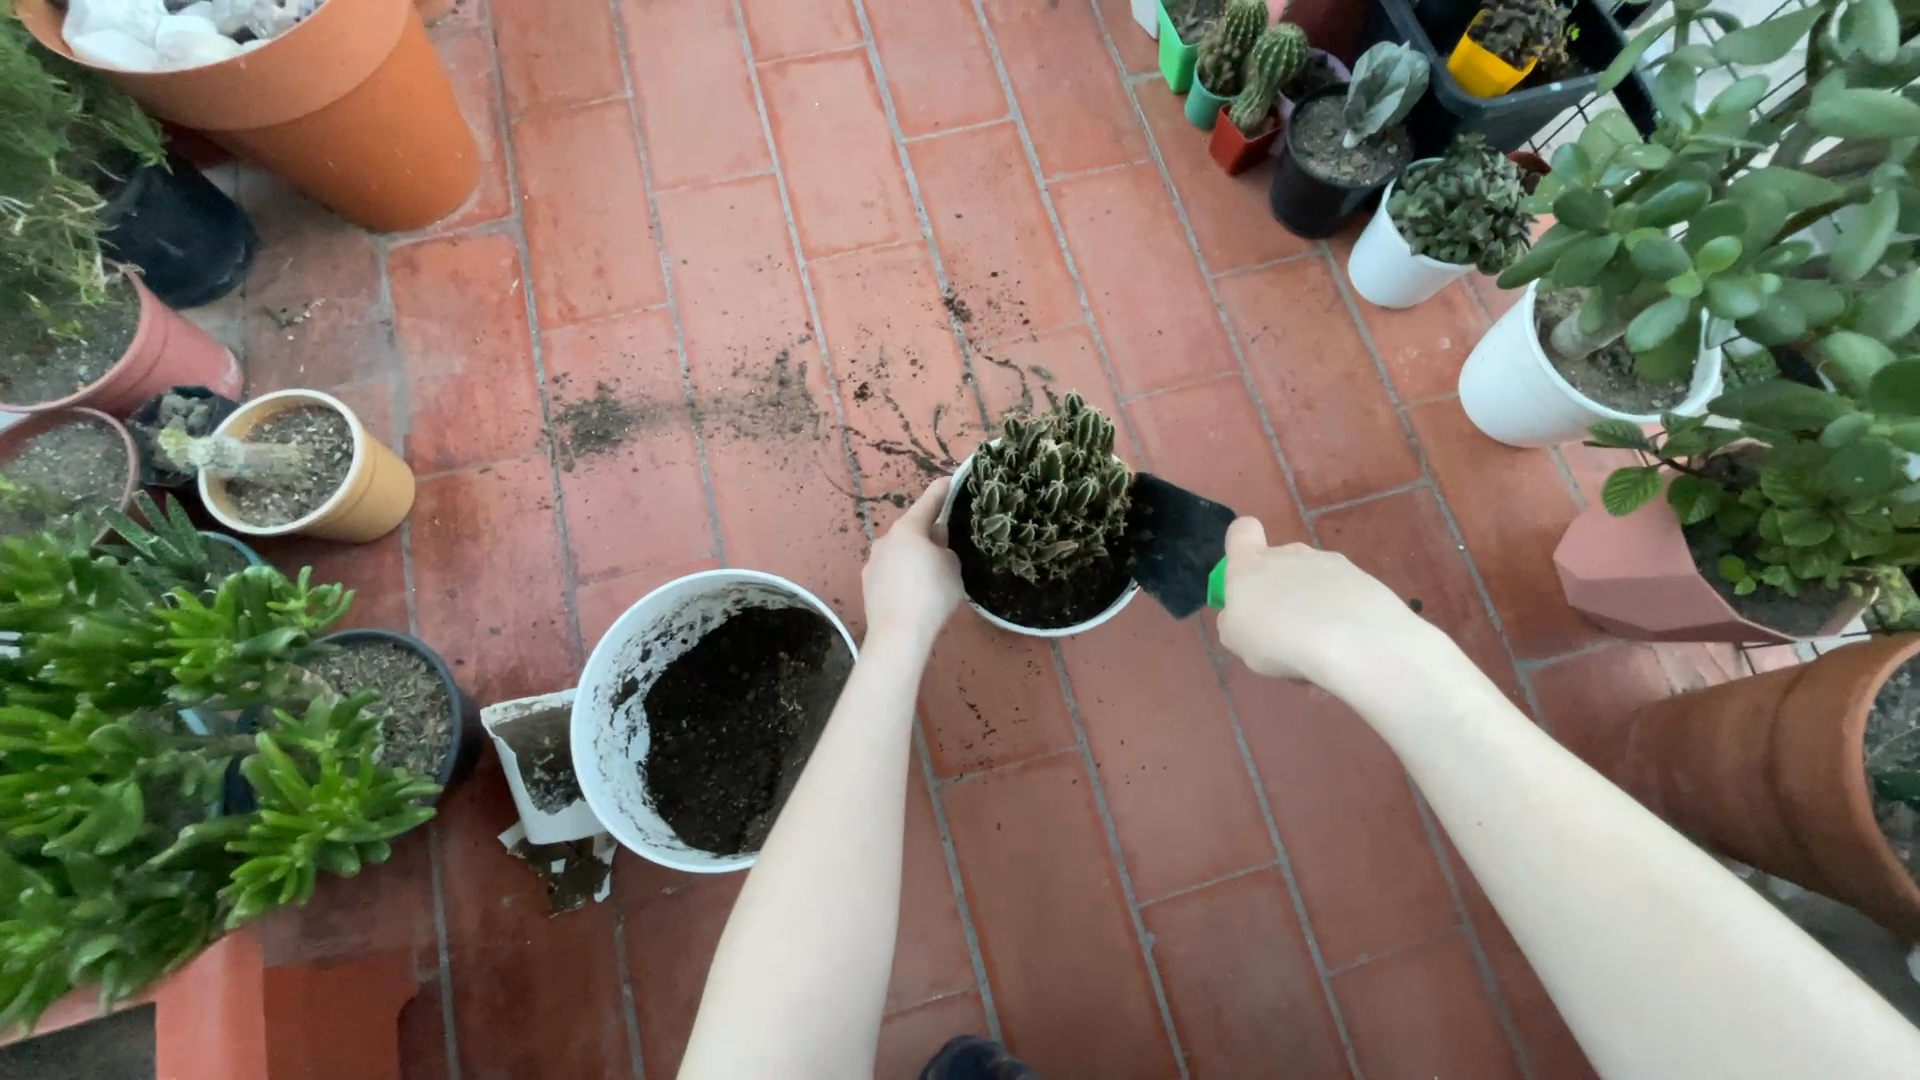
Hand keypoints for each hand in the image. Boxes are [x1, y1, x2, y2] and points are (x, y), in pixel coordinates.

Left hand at [863, 477, 963, 647]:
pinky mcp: (867, 583)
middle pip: (913, 529)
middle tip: (948, 544)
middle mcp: (886, 539)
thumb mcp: (952, 567)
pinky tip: (913, 592)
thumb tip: (935, 545)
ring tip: (931, 575)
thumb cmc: (932, 595)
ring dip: (915, 555)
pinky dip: (903, 574)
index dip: (942, 490)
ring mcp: (873, 561)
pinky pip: (891, 570)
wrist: (898, 634)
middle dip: (929, 532)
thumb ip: (946, 549)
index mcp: (908, 529)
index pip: (929, 501)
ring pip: (900, 551)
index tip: (950, 480)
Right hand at [1216, 517, 1434, 683]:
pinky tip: (1343, 650)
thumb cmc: (1276, 636)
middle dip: (1281, 593)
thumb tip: (1241, 614)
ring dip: (1312, 610)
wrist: (1351, 640)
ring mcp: (1330, 564)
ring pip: (1313, 585)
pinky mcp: (1364, 581)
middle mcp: (1290, 554)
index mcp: (1250, 563)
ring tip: (1317, 651)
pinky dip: (1340, 620)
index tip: (1245, 576)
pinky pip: (1343, 599)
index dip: (1241, 545)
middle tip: (1283, 633)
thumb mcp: (1235, 638)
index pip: (1242, 530)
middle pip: (1280, 564)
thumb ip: (1234, 620)